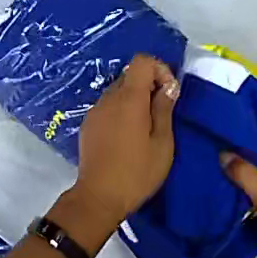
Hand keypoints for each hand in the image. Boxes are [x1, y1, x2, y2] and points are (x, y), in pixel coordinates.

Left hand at [69, 55, 177, 225]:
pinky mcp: (88, 124)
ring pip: (118, 92)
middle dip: (149, 86)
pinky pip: (108, 107)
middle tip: (161, 114)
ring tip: (145, 129)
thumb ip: (164, 109)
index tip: (169, 92)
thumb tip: (168, 86)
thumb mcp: (162, 143)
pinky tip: (127, 137)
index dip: (159, 69)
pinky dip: (120, 112)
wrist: (99, 196)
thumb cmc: (137, 172)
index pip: (141, 61)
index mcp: (129, 98)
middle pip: (130, 76)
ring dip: (134, 100)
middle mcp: (108, 98)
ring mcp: (95, 111)